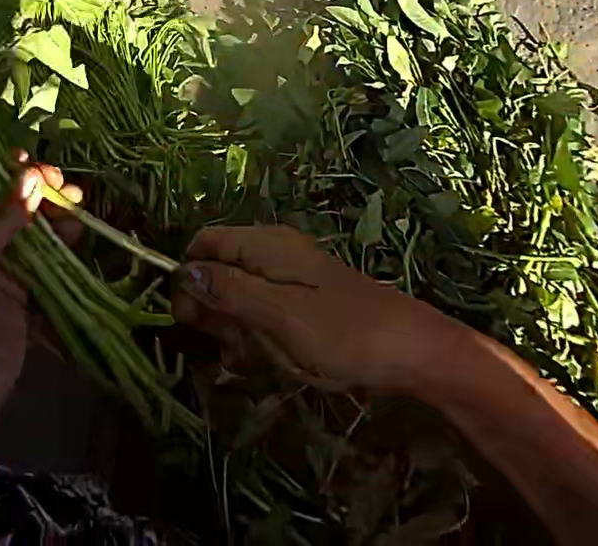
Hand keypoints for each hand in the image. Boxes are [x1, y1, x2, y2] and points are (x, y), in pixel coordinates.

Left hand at [0, 153, 81, 451]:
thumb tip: (30, 177)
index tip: (25, 158)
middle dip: (28, 189)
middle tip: (58, 179)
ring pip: (23, 227)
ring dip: (49, 212)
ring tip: (75, 199)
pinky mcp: (16, 290)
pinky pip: (40, 256)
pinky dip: (59, 241)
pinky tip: (76, 228)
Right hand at [170, 225, 462, 393]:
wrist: (412, 349)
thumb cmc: (343, 331)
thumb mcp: (278, 314)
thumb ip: (230, 290)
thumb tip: (186, 271)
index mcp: (265, 243)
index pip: (205, 242)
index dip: (188, 275)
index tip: (188, 318)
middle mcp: (273, 250)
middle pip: (220, 266)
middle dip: (213, 306)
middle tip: (229, 345)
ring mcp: (290, 273)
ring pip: (239, 291)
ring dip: (235, 324)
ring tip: (252, 356)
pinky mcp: (303, 296)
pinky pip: (263, 307)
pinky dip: (257, 330)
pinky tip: (267, 356)